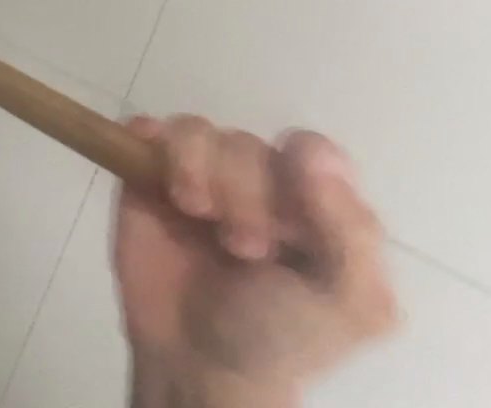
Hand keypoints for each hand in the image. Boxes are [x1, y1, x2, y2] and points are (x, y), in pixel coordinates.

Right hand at [115, 116, 397, 407]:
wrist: (197, 360)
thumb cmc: (281, 336)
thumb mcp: (349, 302)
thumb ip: (348, 230)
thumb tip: (312, 153)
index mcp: (314, 205)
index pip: (310, 149)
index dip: (296, 172)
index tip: (289, 224)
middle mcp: (255, 182)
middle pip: (246, 143)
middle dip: (242, 194)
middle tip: (241, 248)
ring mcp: (194, 176)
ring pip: (194, 129)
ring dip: (193, 169)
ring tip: (194, 215)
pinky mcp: (142, 177)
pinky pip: (141, 129)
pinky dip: (146, 143)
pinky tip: (157, 183)